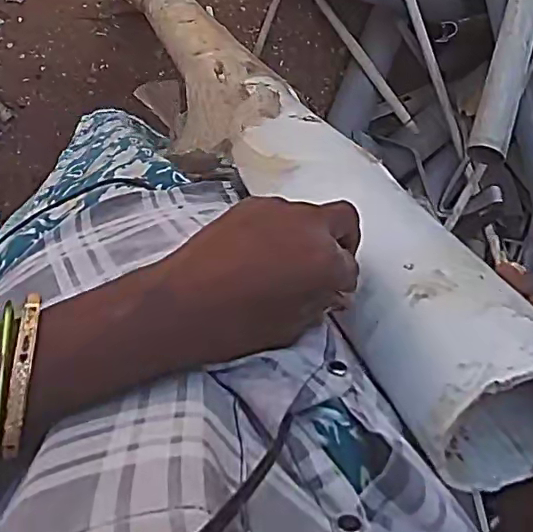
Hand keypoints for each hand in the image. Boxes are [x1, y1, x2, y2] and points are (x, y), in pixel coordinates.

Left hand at [140, 196, 359, 367]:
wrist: (181, 302)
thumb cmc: (234, 324)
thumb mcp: (289, 327)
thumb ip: (317, 303)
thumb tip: (327, 293)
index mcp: (323, 259)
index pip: (350, 266)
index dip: (344, 283)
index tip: (334, 292)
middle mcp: (307, 225)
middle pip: (344, 220)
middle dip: (343, 241)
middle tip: (328, 264)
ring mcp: (278, 209)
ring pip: (308, 215)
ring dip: (307, 234)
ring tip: (285, 262)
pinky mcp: (250, 204)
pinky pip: (278, 213)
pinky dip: (278, 228)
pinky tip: (259, 252)